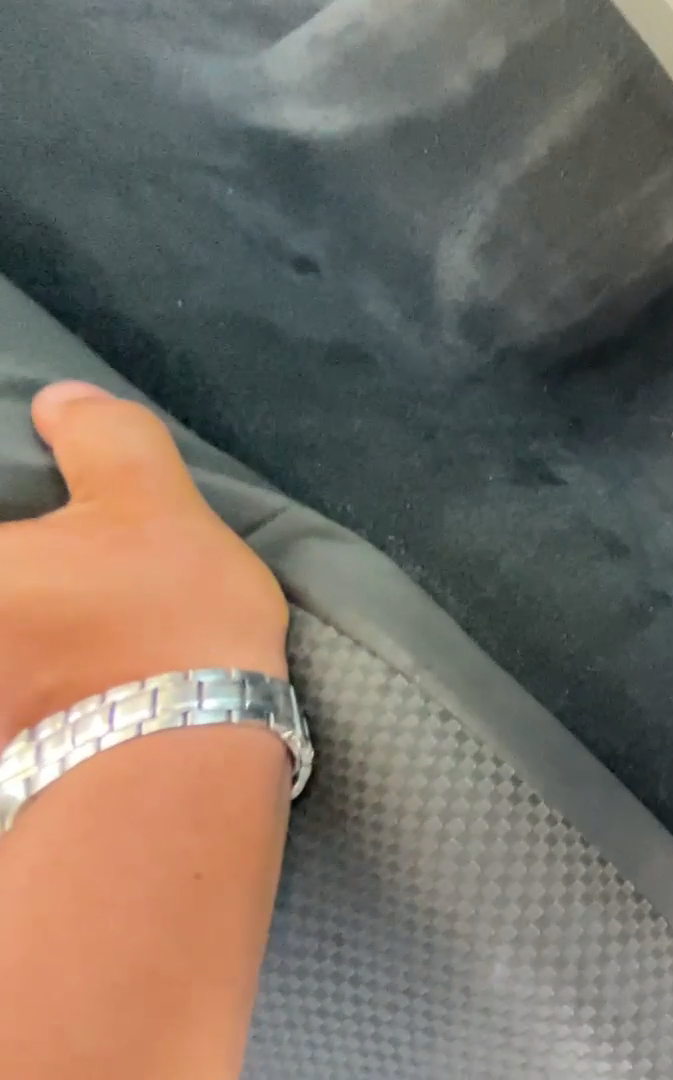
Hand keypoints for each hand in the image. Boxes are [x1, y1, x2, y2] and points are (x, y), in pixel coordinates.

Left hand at [0, 382, 288, 742]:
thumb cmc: (159, 613)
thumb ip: (109, 444)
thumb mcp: (160, 511)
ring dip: (26, 620)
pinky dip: (20, 673)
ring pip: (0, 631)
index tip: (47, 528)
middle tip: (48, 557)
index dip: (15, 515)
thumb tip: (65, 399)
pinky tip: (51, 666)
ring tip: (55, 623)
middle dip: (23, 558)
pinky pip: (1, 684)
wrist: (178, 743)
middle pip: (1, 564)